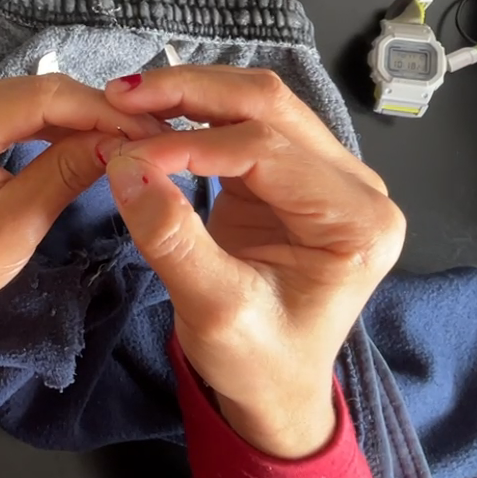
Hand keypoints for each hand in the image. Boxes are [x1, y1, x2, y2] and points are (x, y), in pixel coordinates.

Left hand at [0, 75, 163, 329]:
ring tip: (135, 140)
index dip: (103, 110)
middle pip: (41, 90)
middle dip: (100, 111)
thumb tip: (124, 142)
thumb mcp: (15, 227)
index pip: (42, 98)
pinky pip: (22, 108)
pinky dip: (60, 123)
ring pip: (36, 95)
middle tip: (155, 138)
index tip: (154, 131)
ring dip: (84, 115)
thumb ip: (66, 174)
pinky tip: (95, 139)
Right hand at [100, 67, 403, 457]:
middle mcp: (352, 184)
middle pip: (268, 104)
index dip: (190, 144)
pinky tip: (152, 115)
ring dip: (189, 92)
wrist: (273, 386)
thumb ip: (172, 238)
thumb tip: (125, 166)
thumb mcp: (212, 311)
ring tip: (127, 98)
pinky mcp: (288, 171)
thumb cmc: (256, 361)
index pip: (265, 149)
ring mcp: (323, 172)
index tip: (126, 156)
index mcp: (356, 221)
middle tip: (120, 96)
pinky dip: (192, 113)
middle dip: (189, 91)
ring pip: (254, 100)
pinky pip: (240, 121)